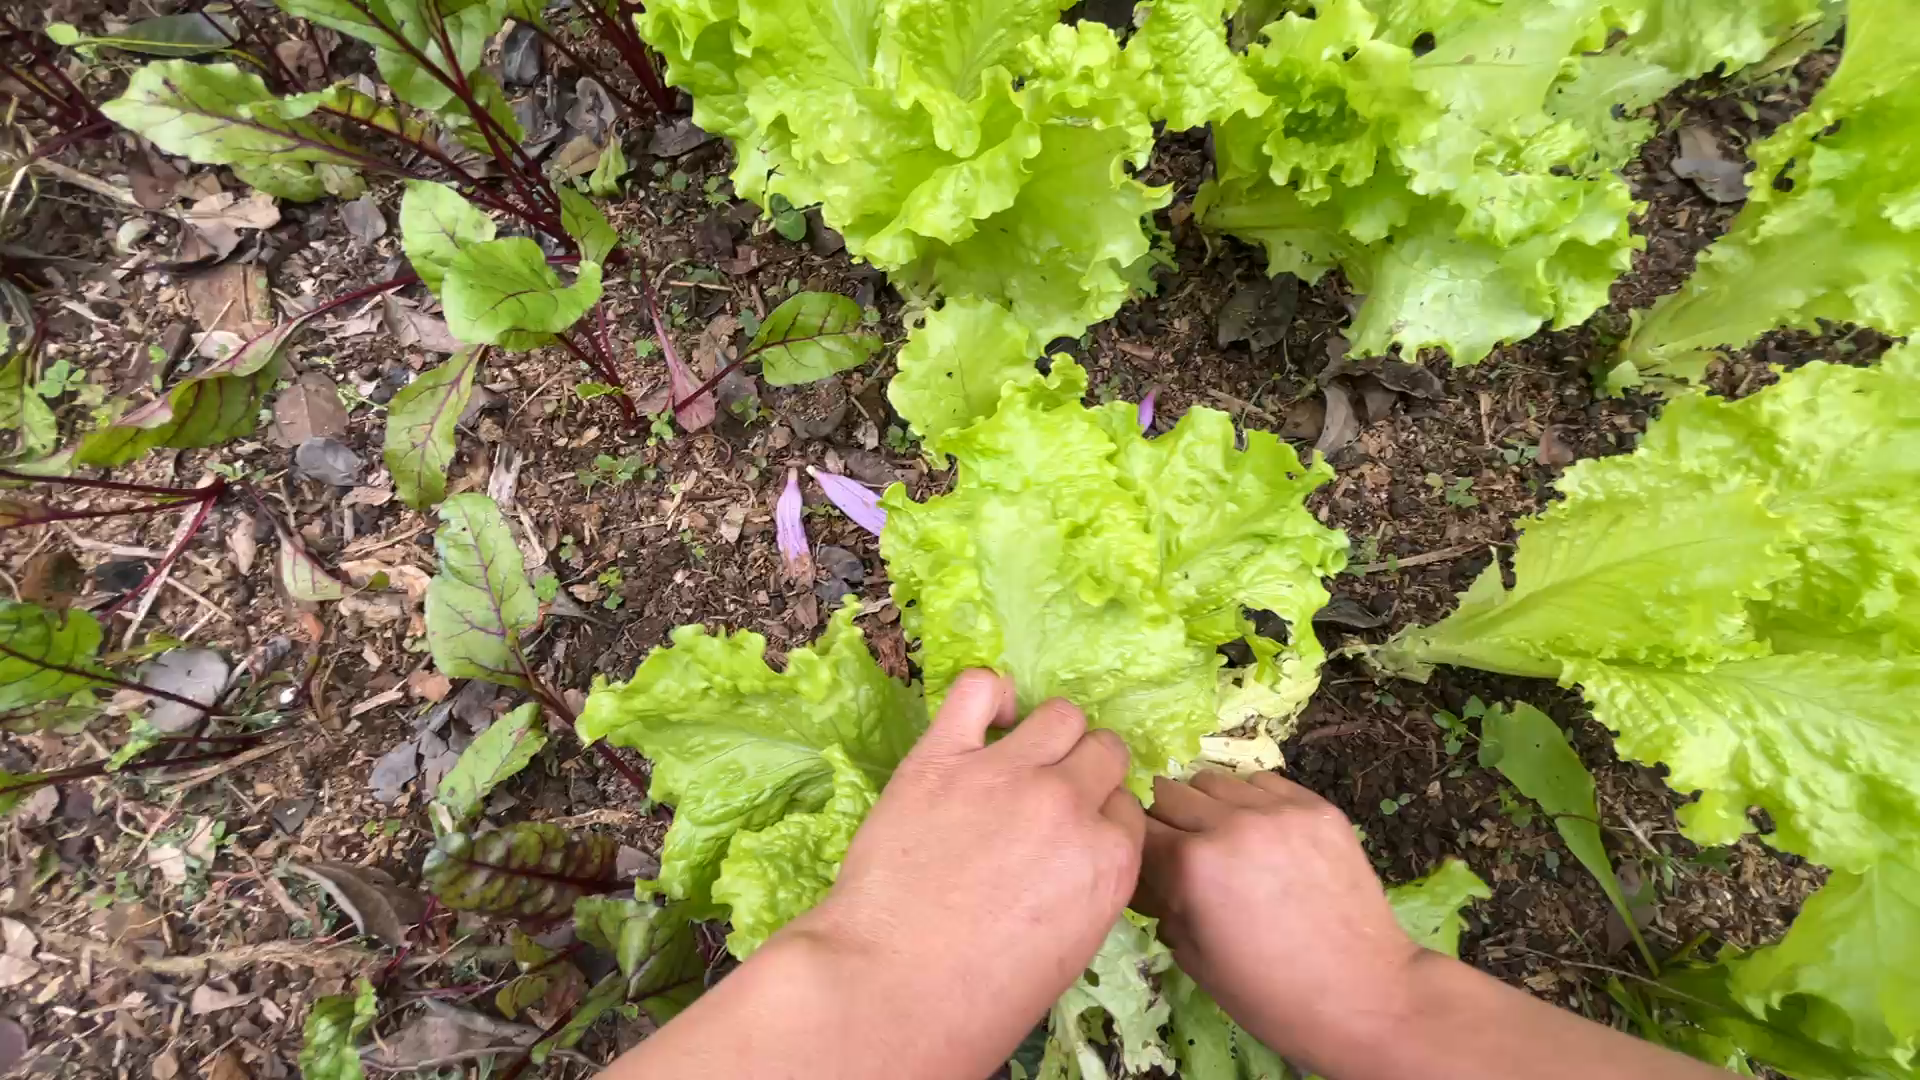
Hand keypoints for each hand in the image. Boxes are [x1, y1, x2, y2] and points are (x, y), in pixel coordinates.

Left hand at [789, 671, 1145, 1072]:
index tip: (1074, 826)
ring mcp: (1005, 773)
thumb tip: (1075, 843)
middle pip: (1104, 749)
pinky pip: (979, 688)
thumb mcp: (1069, 946)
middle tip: (1051, 791)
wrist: (890, 987)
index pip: (1126, 804)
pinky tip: (984, 722)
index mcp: (1109, 861)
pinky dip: (989, 695)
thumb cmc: (980, 995)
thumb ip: (1086, 880)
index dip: (1100, 813)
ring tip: (1020, 756)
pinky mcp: (942, 755)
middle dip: (1086, 767)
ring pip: (1060, 714)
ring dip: (1049, 733)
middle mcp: (1067, 804)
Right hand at [1135, 771, 1421, 1068]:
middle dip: (1168, 819)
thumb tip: (1147, 871)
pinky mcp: (1315, 806)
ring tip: (1228, 836)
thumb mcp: (1194, 957)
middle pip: (1168, 791)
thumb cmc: (1273, 993)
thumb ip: (1160, 901)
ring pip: (1212, 779)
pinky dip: (1251, 800)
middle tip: (1187, 848)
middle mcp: (1228, 824)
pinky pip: (1261, 781)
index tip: (1150, 858)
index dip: (1140, 843)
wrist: (1371, 1000)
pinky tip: (1265, 833)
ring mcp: (1276, 811)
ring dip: (1208, 804)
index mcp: (1192, 865)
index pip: (1138, 826)